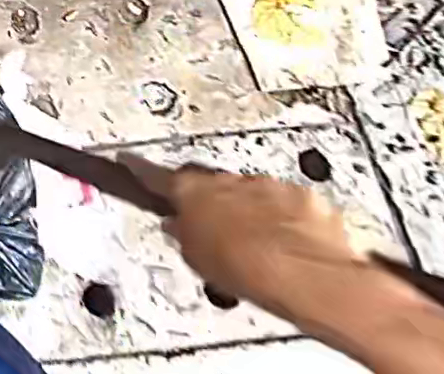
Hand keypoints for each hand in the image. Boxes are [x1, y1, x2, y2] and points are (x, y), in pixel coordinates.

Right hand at [121, 156, 362, 319]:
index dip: (135, 167)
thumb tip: (180, 227)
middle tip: (223, 228)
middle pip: (209, 183)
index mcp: (185, 188)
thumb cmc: (251, 271)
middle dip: (214, 200)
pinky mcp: (305, 199)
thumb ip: (182, 233)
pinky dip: (292, 218)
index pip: (148, 172)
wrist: (317, 283)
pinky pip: (291, 202)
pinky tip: (299, 242)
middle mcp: (220, 179)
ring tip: (268, 243)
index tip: (126, 160)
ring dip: (255, 209)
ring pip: (251, 192)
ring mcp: (264, 186)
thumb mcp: (197, 258)